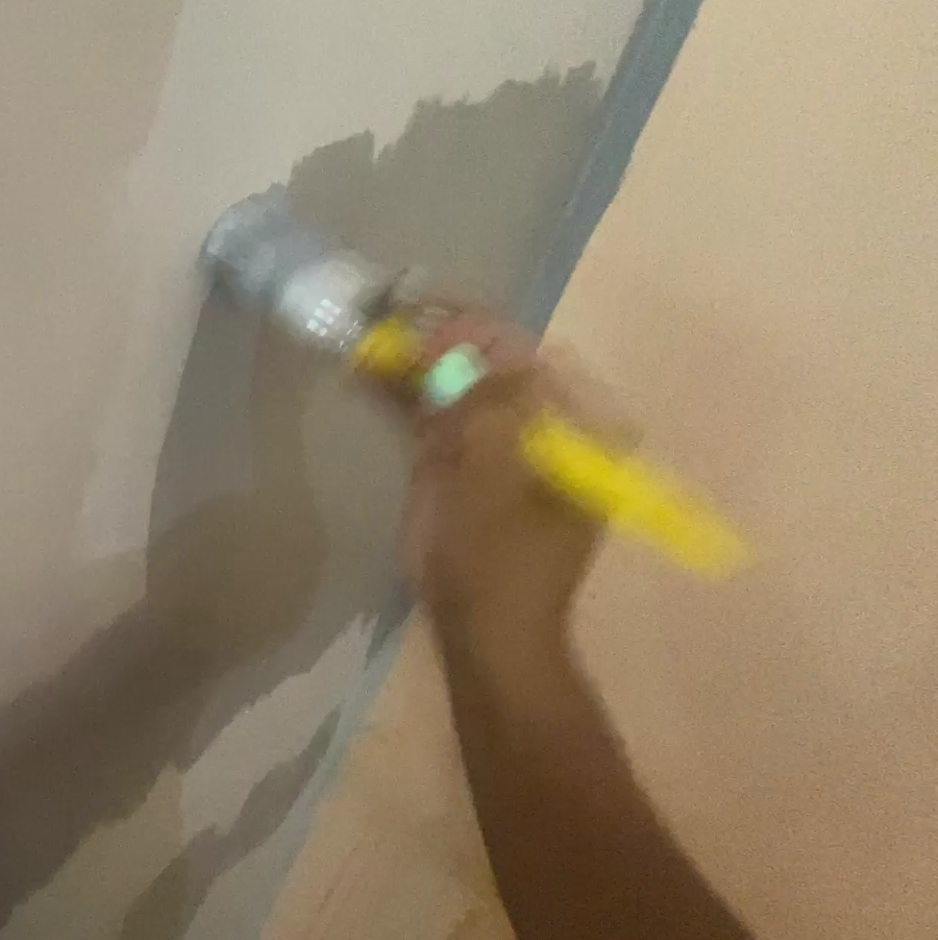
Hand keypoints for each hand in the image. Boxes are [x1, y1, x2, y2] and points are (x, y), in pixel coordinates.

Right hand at [393, 312, 612, 641]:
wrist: (480, 622)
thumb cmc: (502, 556)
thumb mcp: (497, 476)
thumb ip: (482, 403)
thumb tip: (459, 340)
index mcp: (577, 422)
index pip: (524, 352)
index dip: (472, 329)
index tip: (418, 317)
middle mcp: (536, 420)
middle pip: (482, 363)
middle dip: (432, 341)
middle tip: (381, 320)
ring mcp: (489, 439)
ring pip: (447, 386)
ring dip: (406, 364)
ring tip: (362, 339)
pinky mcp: (450, 460)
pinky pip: (424, 415)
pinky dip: (394, 395)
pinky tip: (361, 374)